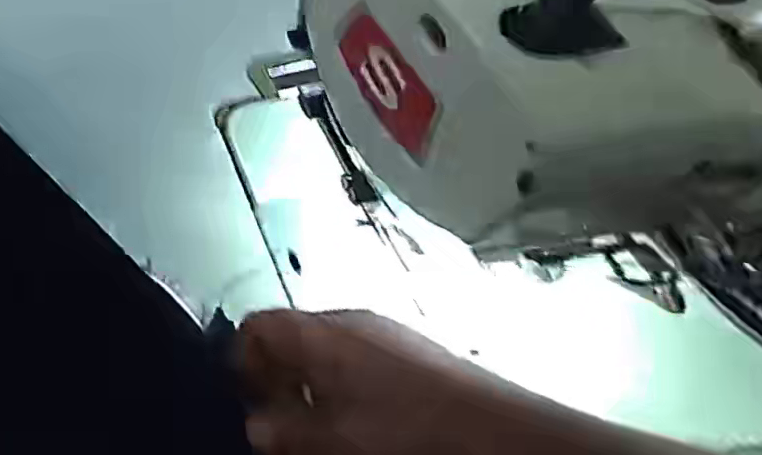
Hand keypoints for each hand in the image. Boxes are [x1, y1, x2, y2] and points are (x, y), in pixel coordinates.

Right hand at [234, 309, 678, 454]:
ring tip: (327, 429)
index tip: (247, 402)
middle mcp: (344, 318)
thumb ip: (290, 432)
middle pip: (289, 336)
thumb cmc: (414, 435)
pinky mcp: (415, 351)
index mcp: (317, 329)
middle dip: (281, 378)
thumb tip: (255, 427)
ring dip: (316, 385)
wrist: (519, 441)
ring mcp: (383, 332)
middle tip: (285, 424)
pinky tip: (371, 424)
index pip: (255, 326)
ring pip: (326, 350)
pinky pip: (360, 360)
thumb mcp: (341, 442)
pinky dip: (351, 387)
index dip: (242, 362)